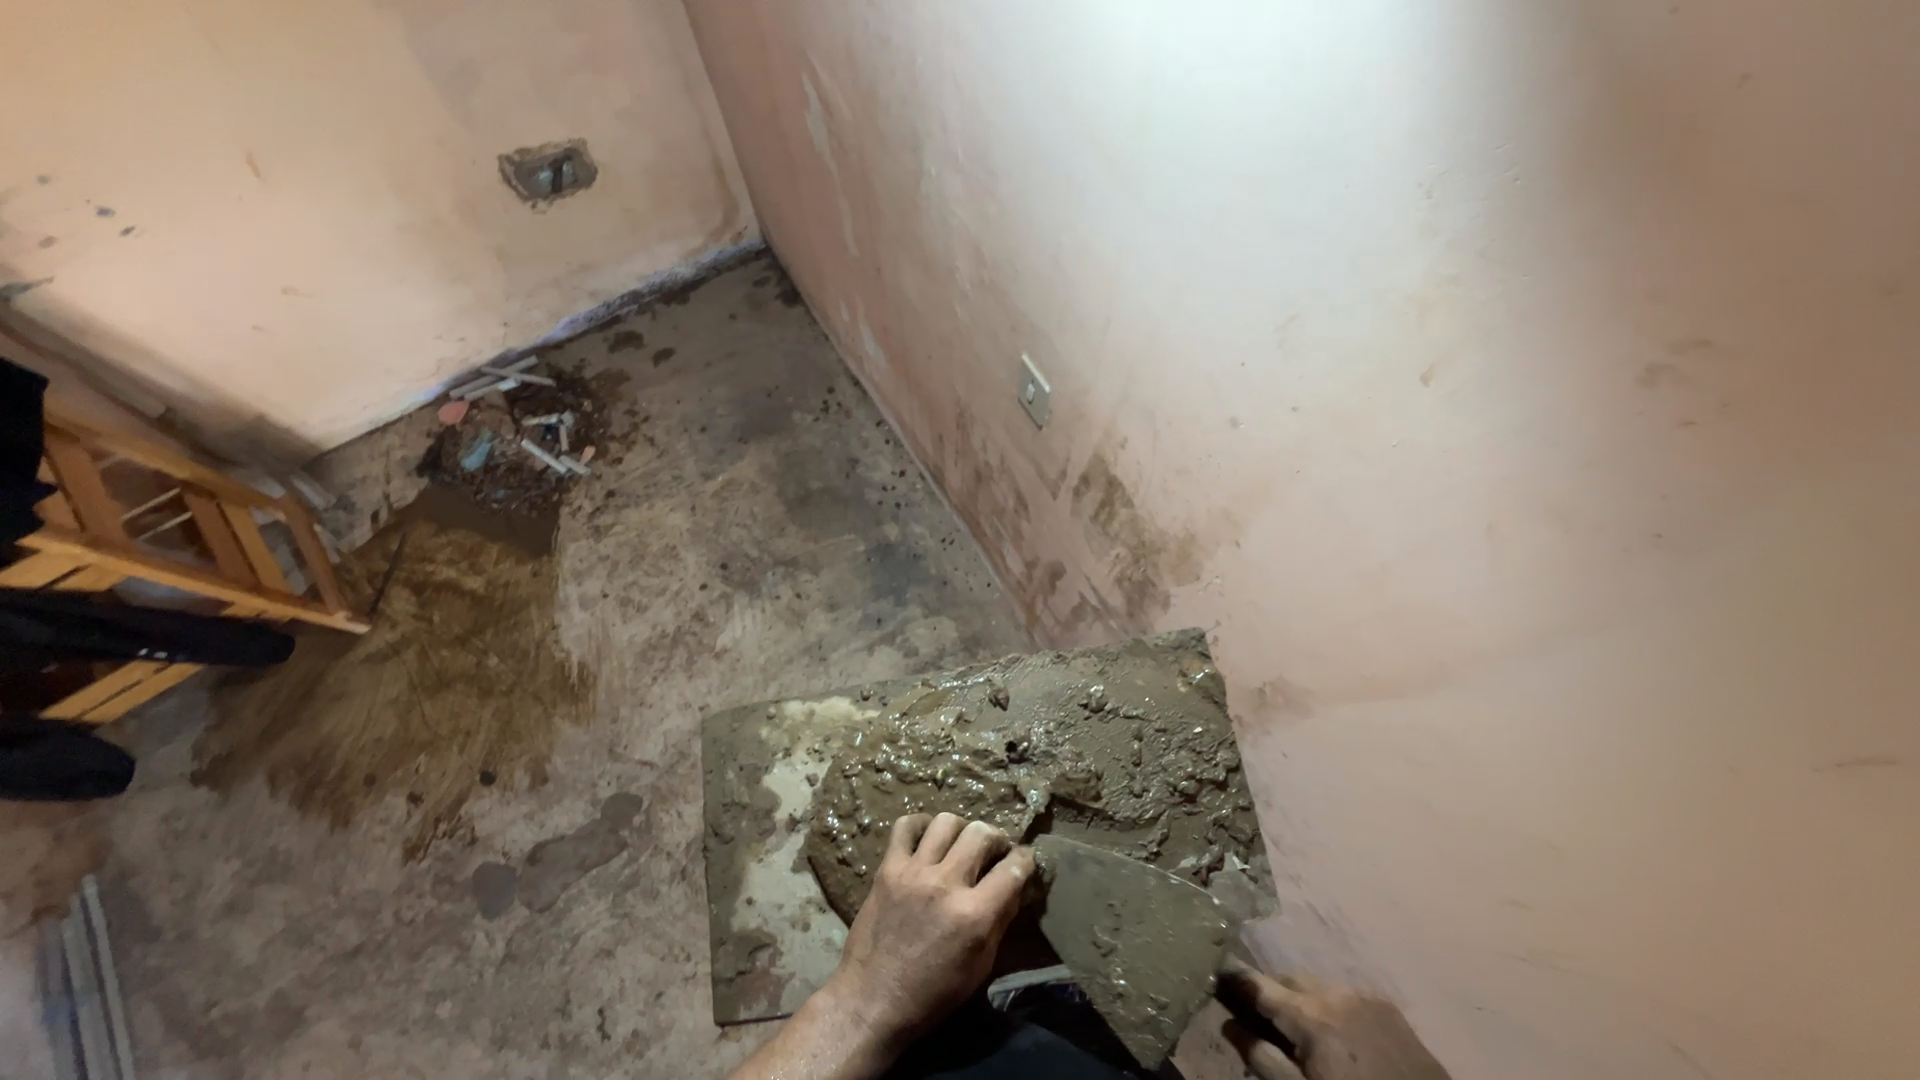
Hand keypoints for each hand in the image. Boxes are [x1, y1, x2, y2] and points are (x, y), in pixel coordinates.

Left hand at [825, 812, 1034, 1044]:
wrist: (872, 1001)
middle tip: (994, 851)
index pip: (1013, 868)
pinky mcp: (887, 869)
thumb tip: (1015, 887)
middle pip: (982, 833)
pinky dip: (920, 826)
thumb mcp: (980, 967)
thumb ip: (1000, 921)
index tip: (1025, 860)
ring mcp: (914, 873)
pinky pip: (905, 827)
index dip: (1026, 860)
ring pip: (946, 822)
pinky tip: (927, 840)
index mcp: (974, 916)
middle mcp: (946, 885)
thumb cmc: (933, 994)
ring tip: (961, 844)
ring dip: (961, 830)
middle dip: (997, 838)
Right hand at [1217, 960, 1450, 1079]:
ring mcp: (1365, 997)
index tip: (1213, 973)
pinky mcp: (1389, 1008)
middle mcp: (1334, 993)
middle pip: (1287, 980)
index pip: (1256, 984)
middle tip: (1268, 1027)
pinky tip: (1342, 1041)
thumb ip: (1263, 1059)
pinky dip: (1333, 1009)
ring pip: (1317, 986)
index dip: (1232, 979)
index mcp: (1309, 1016)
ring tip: (1308, 1039)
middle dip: (1272, 996)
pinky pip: (1346, 997)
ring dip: (1304, 1002)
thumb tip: (1230, 1025)